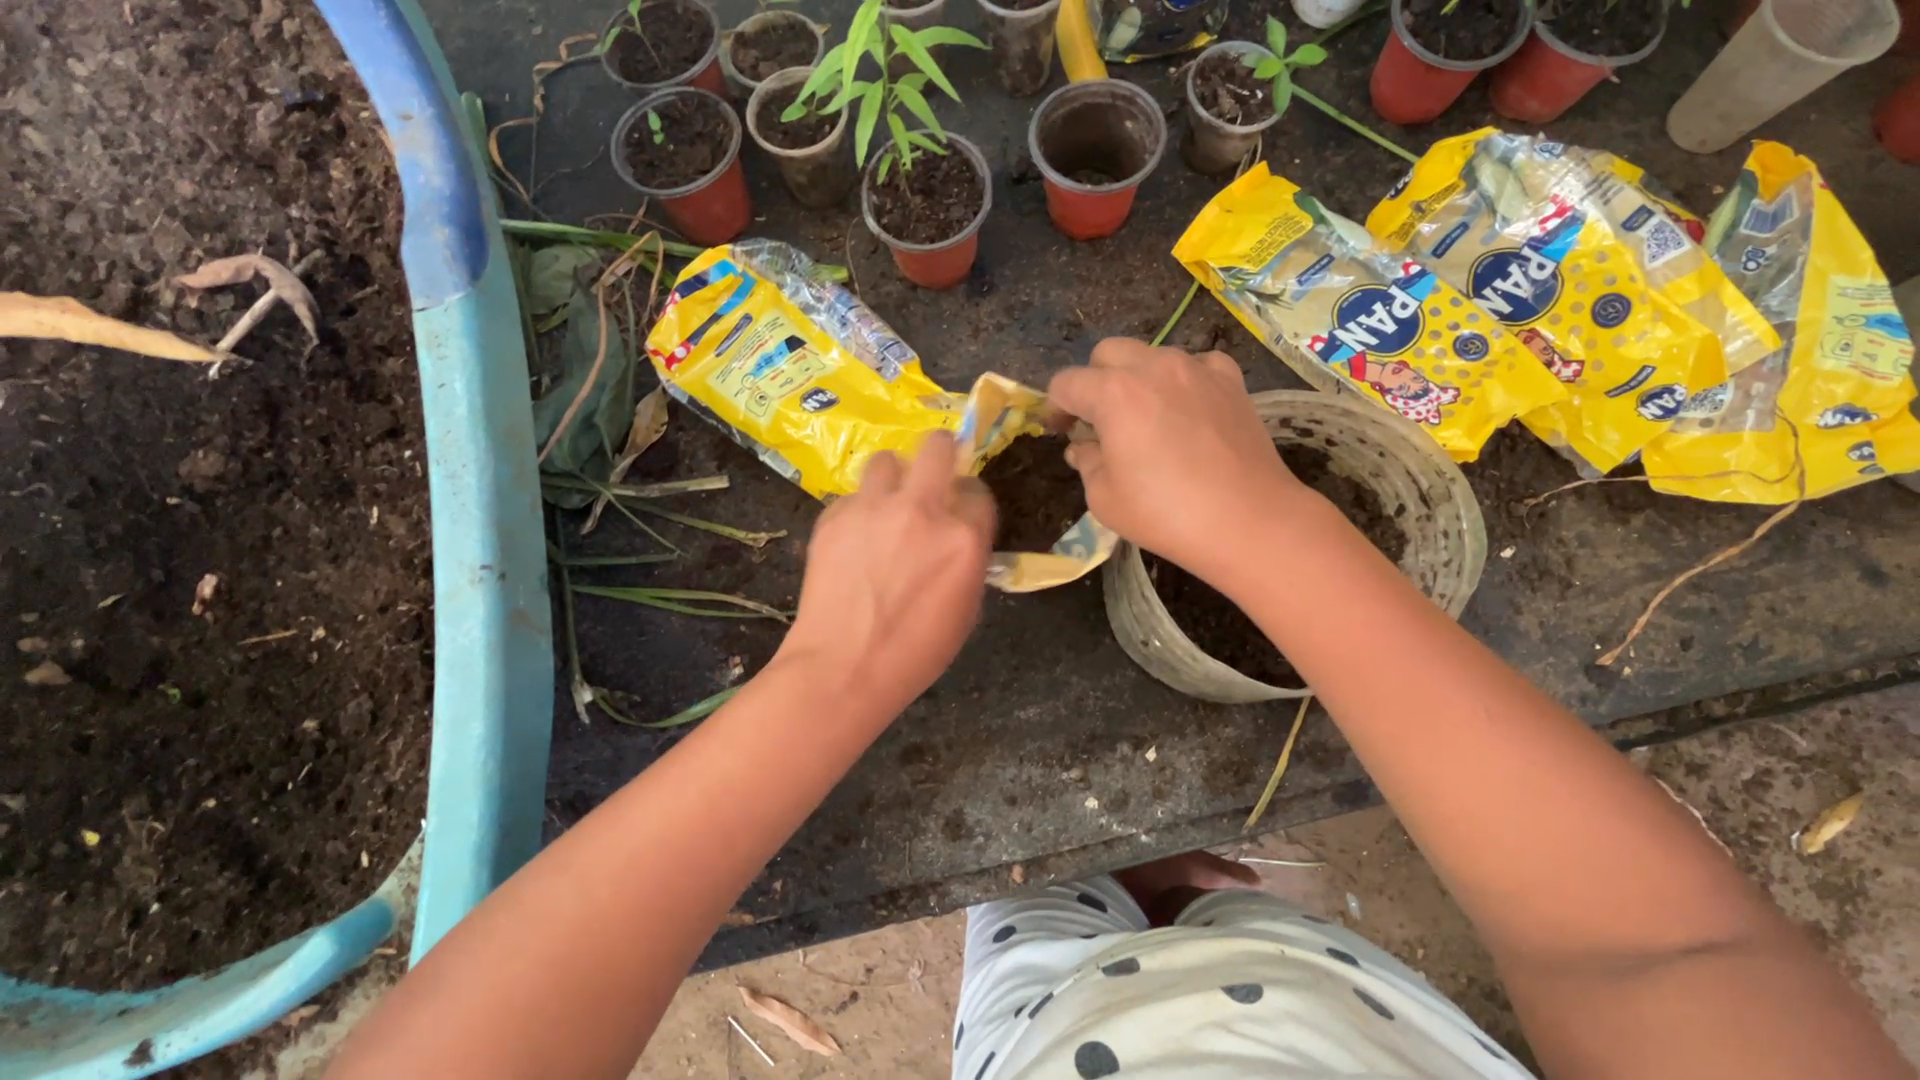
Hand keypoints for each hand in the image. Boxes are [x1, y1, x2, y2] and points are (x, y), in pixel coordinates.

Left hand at [775, 431, 995, 713]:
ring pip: (886, 459)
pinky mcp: (834, 515)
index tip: (960, 512)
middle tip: (933, 472)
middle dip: (940, 453)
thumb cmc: (914, 653)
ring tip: (886, 503)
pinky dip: (858, 511)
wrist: (843, 667)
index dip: (969, 501)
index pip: (977, 491)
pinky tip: (853, 540)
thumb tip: (959, 536)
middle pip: (936, 447)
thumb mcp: (966, 610)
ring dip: (892, 477)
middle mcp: (921, 510)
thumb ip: (967, 560)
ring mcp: (873, 508)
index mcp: (963, 538)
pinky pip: (852, 496)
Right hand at [1047, 338, 1301, 578]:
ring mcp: (1195, 368)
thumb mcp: (1104, 498)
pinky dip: (1183, 380)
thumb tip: (1084, 447)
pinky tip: (1188, 409)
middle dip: (1094, 381)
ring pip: (1152, 355)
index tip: (1060, 431)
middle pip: (1107, 353)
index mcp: (1113, 393)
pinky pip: (1196, 364)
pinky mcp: (1230, 380)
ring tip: (1146, 417)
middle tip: (1100, 420)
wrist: (1247, 520)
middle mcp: (1152, 367)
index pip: (1066, 383)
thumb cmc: (1166, 514)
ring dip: (1138, 378)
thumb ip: (1086, 462)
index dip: (1055, 407)